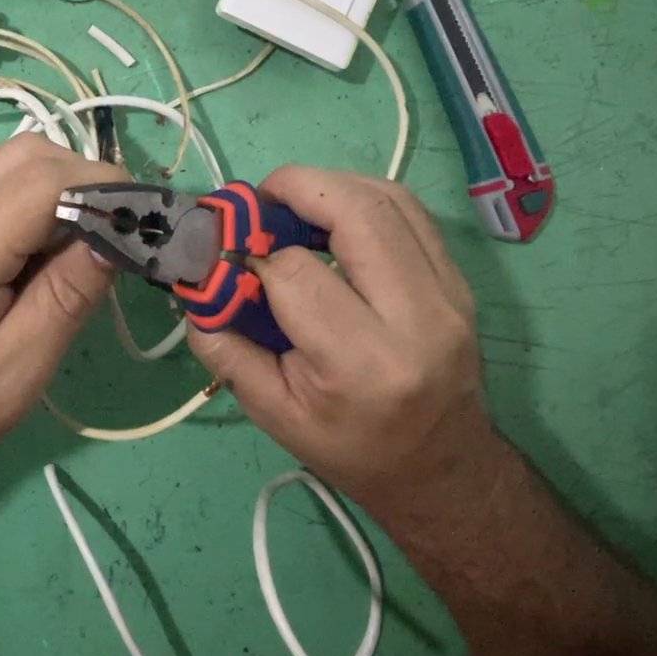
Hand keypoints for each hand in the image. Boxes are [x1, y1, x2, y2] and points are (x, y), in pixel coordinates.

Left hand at [0, 134, 124, 469]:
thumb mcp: (12, 376)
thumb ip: (64, 301)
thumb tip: (115, 238)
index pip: (41, 181)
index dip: (101, 189)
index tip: (142, 227)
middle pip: (30, 154)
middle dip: (88, 179)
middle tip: (121, 234)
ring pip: (16, 159)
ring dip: (65, 183)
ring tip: (90, 241)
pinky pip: (1, 182)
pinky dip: (41, 195)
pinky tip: (53, 246)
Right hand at [188, 168, 497, 506]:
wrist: (442, 470)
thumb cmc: (349, 446)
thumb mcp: (271, 411)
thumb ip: (224, 346)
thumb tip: (197, 283)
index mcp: (363, 362)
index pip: (297, 272)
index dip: (253, 252)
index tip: (231, 258)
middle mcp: (417, 318)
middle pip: (356, 213)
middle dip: (296, 188)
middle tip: (259, 200)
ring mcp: (449, 294)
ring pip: (388, 199)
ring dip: (330, 185)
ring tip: (292, 204)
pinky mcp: (459, 281)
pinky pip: (409, 211)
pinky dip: (363, 198)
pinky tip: (332, 214)